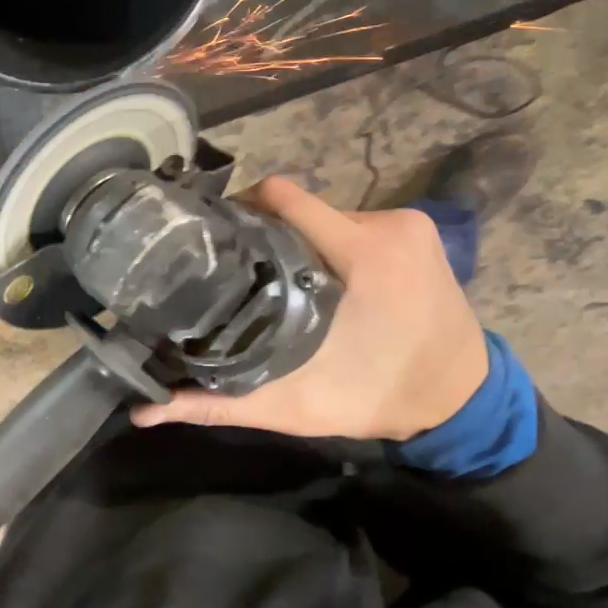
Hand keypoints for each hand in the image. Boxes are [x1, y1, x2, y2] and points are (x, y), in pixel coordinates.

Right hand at [132, 177, 488, 440]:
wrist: (461, 404)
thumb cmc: (374, 399)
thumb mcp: (291, 405)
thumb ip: (218, 403)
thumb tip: (145, 410)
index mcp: (361, 255)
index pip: (280, 198)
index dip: (235, 211)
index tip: (206, 238)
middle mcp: (386, 227)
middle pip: (297, 209)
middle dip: (260, 234)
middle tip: (228, 269)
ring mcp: (407, 226)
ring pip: (322, 216)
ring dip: (292, 241)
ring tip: (263, 276)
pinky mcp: (417, 234)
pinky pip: (349, 224)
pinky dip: (323, 244)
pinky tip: (307, 278)